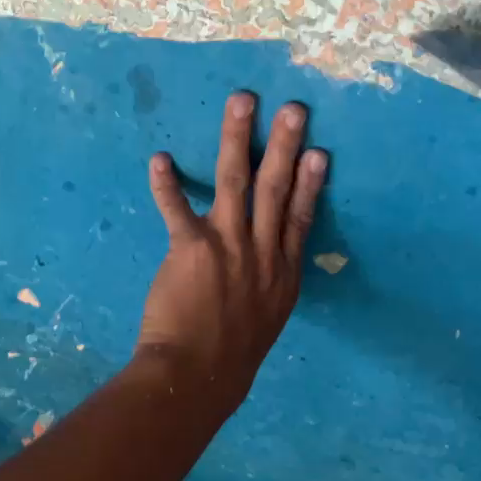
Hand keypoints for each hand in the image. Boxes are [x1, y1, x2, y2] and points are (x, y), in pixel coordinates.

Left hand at [135, 91, 327, 412]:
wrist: (197, 378)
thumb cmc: (231, 352)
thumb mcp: (268, 315)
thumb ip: (268, 278)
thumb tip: (264, 252)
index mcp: (282, 272)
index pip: (301, 218)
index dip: (311, 184)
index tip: (320, 152)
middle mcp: (261, 253)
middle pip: (276, 189)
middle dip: (285, 145)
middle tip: (294, 109)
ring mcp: (228, 247)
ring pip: (236, 182)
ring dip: (237, 138)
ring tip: (241, 103)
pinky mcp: (192, 249)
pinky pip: (177, 209)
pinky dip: (167, 183)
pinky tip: (161, 158)